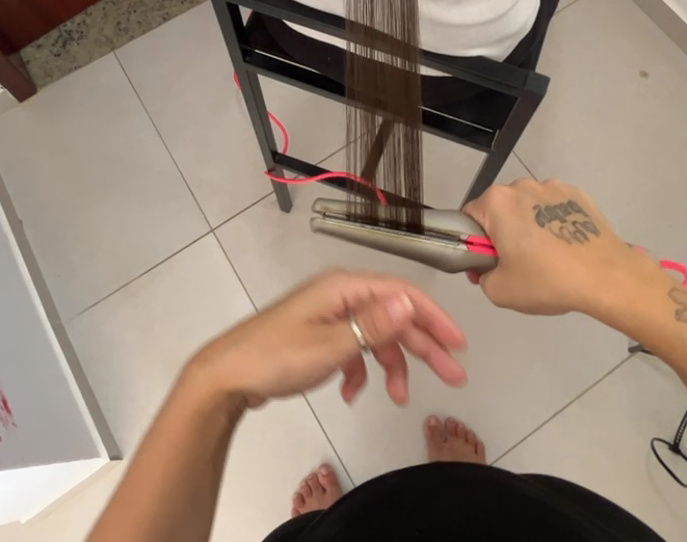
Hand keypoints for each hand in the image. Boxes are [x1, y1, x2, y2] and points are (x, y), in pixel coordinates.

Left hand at [185, 269, 467, 407]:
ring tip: (400, 397)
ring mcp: (328, 316)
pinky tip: (354, 394)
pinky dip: (360, 370)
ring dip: (391, 364)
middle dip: (423, 345)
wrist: (228, 375)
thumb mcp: (331, 346)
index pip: (402, 294)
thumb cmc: (278, 357)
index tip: (458, 345)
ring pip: (375, 335)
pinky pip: (353, 348)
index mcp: (344, 288)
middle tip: (453, 376)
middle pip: (393, 315)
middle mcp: (340, 295)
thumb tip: (410, 301)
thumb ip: (374, 326)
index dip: (433, 317)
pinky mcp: (318, 337)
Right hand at [463, 177, 668, 318]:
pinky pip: (556, 208)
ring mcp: (553, 187)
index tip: (490, 264)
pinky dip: (556, 223)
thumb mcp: (500, 292)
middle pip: (500, 210)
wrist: (608, 278)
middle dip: (504, 232)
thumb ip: (482, 277)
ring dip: (531, 225)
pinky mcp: (579, 194)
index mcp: (497, 202)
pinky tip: (568, 247)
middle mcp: (521, 186)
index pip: (470, 218)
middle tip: (519, 264)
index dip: (476, 243)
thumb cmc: (548, 280)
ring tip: (549, 257)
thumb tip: (488, 268)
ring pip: (529, 207)